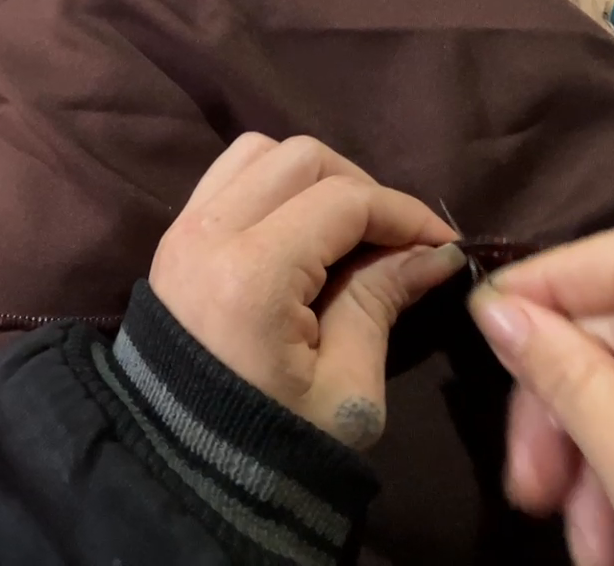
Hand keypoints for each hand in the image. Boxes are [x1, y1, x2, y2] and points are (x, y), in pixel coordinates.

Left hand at [149, 133, 464, 447]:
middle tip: (392, 238)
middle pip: (299, 157)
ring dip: (310, 176)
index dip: (402, 212)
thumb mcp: (345, 389)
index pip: (341, 201)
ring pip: (257, 152)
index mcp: (251, 273)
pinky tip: (298, 226)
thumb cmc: (268, 442)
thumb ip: (380, 303)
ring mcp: (182, 226)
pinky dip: (270, 182)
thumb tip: (431, 253)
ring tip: (344, 227)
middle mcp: (209, 231)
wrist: (177, 461)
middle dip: (359, 186)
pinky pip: (227, 174)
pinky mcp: (173, 233)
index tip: (441, 242)